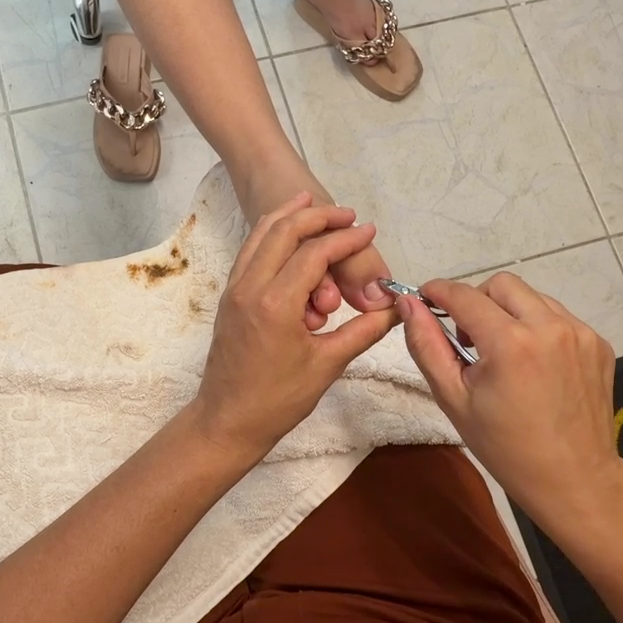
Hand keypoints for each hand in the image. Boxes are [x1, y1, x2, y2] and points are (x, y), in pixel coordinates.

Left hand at [195, 193, 399, 461]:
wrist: (227, 420)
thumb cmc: (278, 399)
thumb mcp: (327, 364)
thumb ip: (364, 330)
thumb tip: (395, 309)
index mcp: (276, 304)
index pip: (315, 254)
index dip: (345, 238)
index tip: (369, 230)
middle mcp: (250, 287)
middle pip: (282, 231)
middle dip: (316, 216)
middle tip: (346, 213)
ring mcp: (234, 290)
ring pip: (259, 236)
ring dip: (287, 216)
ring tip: (310, 202)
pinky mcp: (229, 297)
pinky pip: (249, 253)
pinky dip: (268, 235)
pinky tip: (283, 231)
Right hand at [399, 273, 622, 540]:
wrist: (574, 479)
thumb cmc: (504, 446)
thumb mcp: (453, 398)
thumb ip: (427, 345)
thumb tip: (409, 303)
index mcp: (510, 342)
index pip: (464, 296)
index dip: (437, 292)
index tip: (424, 298)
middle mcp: (548, 327)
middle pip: (500, 285)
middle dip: (476, 301)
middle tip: (469, 338)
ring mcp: (579, 333)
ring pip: (531, 297)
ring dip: (508, 312)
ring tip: (503, 352)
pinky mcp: (598, 343)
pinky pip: (557, 316)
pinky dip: (536, 328)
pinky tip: (533, 364)